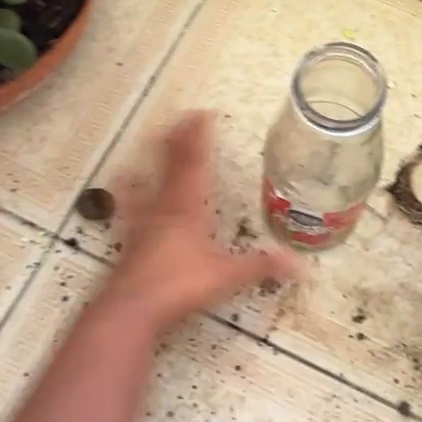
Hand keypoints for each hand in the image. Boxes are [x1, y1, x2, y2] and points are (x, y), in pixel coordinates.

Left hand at [101, 111, 297, 331]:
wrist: (133, 308)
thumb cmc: (179, 285)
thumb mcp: (226, 276)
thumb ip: (261, 266)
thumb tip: (300, 264)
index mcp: (188, 206)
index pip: (195, 162)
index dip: (199, 136)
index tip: (203, 113)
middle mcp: (164, 205)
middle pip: (170, 162)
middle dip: (178, 136)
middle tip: (182, 115)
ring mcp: (143, 220)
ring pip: (148, 177)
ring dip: (151, 155)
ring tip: (150, 135)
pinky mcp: (130, 237)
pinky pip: (130, 205)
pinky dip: (128, 190)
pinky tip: (121, 182)